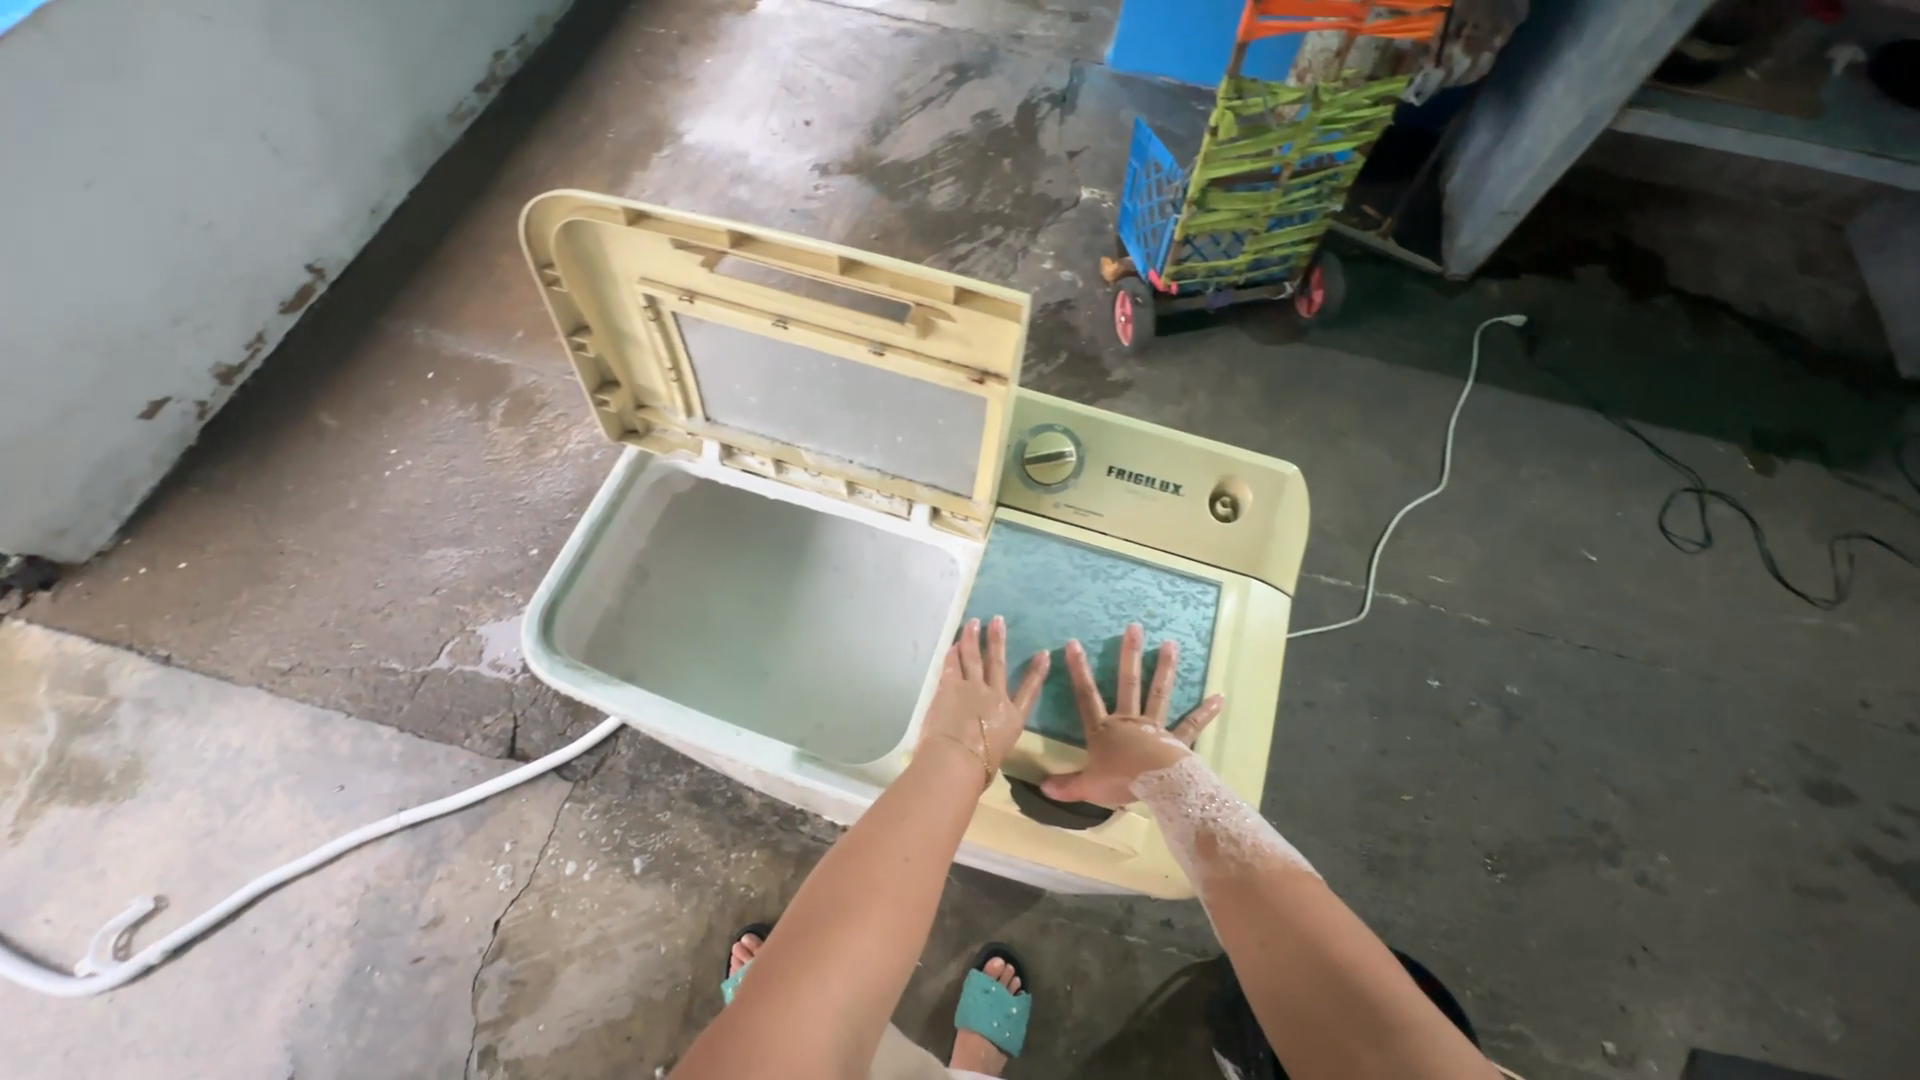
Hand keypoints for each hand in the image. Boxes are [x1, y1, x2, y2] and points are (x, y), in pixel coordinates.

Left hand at [917, 617, 1048, 783]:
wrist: (956, 761)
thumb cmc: (977, 771)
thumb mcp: (994, 758)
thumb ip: (990, 744)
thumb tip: (982, 743)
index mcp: (1012, 719)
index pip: (1029, 691)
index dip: (1037, 672)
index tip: (1043, 654)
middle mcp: (995, 698)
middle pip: (998, 663)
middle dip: (998, 641)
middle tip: (998, 620)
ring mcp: (973, 689)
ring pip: (973, 657)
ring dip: (972, 638)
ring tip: (974, 622)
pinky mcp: (951, 687)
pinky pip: (952, 665)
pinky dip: (953, 654)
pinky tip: (953, 644)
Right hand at [1040, 623, 1224, 808]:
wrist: (1156, 786)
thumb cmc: (1121, 782)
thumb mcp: (1088, 786)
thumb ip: (1067, 785)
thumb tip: (1043, 787)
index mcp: (1104, 730)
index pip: (1086, 696)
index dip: (1078, 670)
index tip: (1074, 643)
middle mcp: (1129, 721)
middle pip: (1128, 683)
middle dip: (1129, 655)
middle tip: (1135, 627)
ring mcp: (1155, 727)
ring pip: (1158, 693)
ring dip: (1165, 668)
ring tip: (1172, 643)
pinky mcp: (1176, 740)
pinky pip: (1192, 725)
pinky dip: (1206, 712)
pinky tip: (1220, 697)